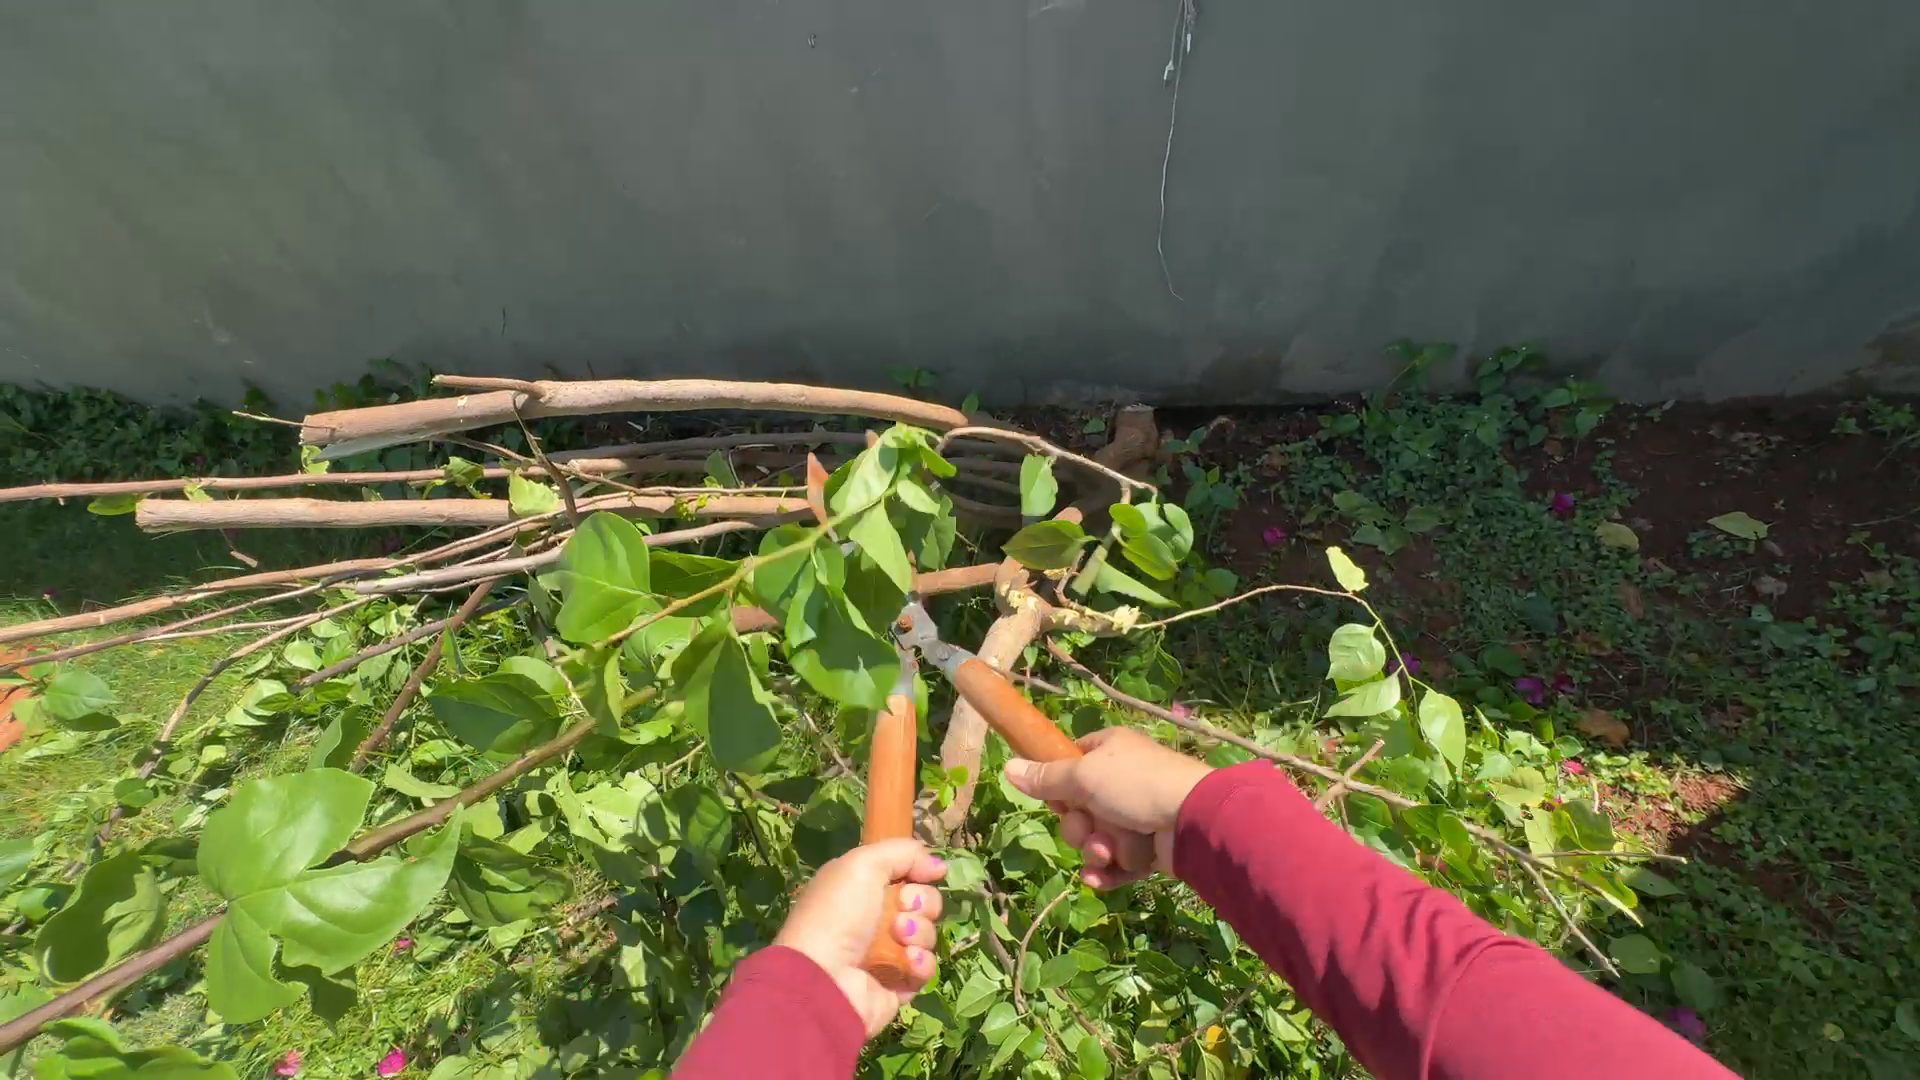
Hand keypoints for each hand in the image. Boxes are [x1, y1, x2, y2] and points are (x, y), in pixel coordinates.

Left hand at [773, 839, 946, 1036]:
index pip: (908, 872)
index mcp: (864, 888)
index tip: (927, 873)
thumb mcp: (863, 864)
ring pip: (927, 932)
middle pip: (923, 900)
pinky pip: (925, 966)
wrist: (824, 978)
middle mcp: (877, 917)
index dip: (920, 870)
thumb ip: (903, 852)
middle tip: (901, 908)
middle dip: (920, 901)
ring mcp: (889, 952)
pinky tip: (906, 961)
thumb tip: (939, 865)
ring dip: (917, 931)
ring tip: (898, 937)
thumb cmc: (839, 913)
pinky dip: (919, 962)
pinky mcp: (899, 984)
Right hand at [1004, 727, 1212, 887]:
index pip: (1069, 766)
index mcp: (1107, 752)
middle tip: (1092, 827)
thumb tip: (1008, 767)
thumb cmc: (1135, 784)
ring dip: (1097, 850)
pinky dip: (1109, 871)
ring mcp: (1135, 815)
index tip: (1059, 797)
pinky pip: (1116, 863)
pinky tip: (1102, 878)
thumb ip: (1045, 778)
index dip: (1059, 786)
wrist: (1194, 820)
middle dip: (1080, 827)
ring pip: (1096, 839)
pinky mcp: (1148, 847)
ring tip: (1110, 852)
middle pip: (1079, 809)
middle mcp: (1120, 781)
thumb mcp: (1083, 776)